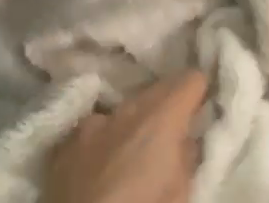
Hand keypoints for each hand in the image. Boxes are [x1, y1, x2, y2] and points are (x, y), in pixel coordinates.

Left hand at [42, 70, 207, 202]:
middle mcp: (126, 109)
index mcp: (162, 115)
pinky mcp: (65, 146)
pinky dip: (103, 139)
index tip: (204, 104)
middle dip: (167, 104)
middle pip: (156, 89)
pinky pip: (93, 130)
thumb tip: (185, 140)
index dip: (200, 90)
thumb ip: (187, 155)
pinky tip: (102, 162)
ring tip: (135, 148)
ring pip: (122, 109)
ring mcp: (92, 124)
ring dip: (132, 122)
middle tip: (173, 132)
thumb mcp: (182, 191)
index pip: (192, 78)